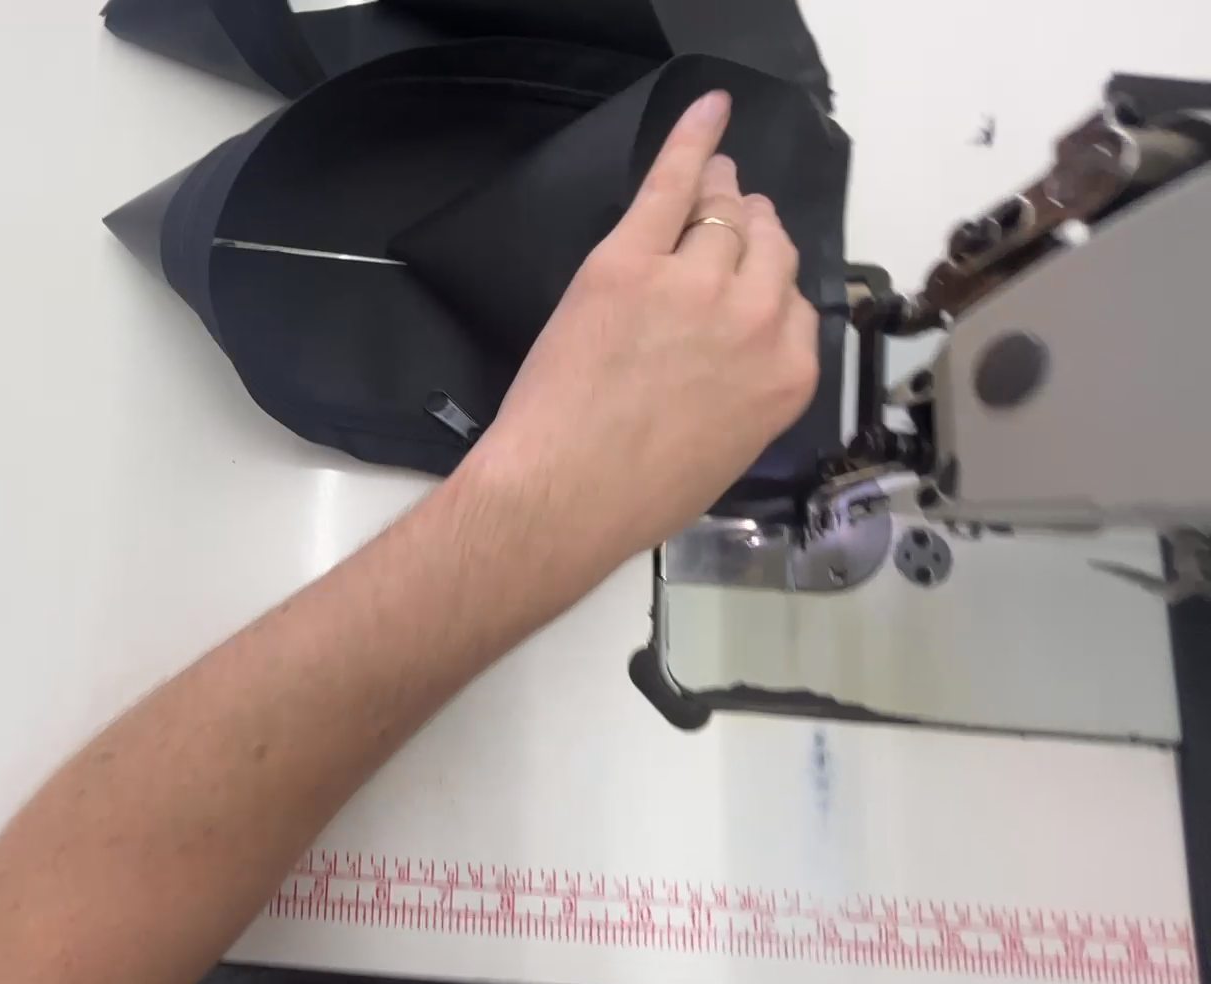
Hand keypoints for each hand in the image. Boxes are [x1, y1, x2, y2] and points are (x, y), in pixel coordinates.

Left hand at [467, 89, 818, 576]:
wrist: (560, 496)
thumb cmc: (626, 501)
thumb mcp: (712, 463)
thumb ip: (736, 408)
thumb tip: (721, 382)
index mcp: (785, 376)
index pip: (791, 309)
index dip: (758, 293)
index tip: (740, 284)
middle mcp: (757, 318)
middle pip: (765, 250)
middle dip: (747, 236)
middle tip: (725, 223)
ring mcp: (694, 283)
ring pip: (723, 217)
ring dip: (719, 196)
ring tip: (711, 180)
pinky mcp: (628, 264)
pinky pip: (669, 185)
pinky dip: (688, 143)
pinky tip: (705, 112)